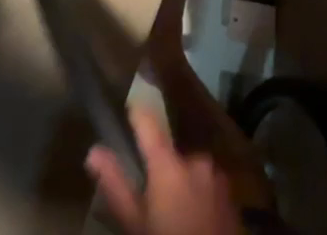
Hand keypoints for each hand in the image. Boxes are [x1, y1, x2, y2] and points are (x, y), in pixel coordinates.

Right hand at [87, 107, 239, 234]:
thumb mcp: (135, 221)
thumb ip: (115, 184)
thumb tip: (93, 151)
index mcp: (169, 164)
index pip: (148, 122)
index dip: (136, 112)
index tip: (128, 104)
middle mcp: (196, 161)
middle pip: (170, 154)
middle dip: (162, 170)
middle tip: (153, 198)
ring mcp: (218, 177)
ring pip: (190, 171)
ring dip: (182, 184)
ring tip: (176, 212)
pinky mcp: (233, 194)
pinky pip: (208, 185)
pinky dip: (200, 195)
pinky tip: (195, 218)